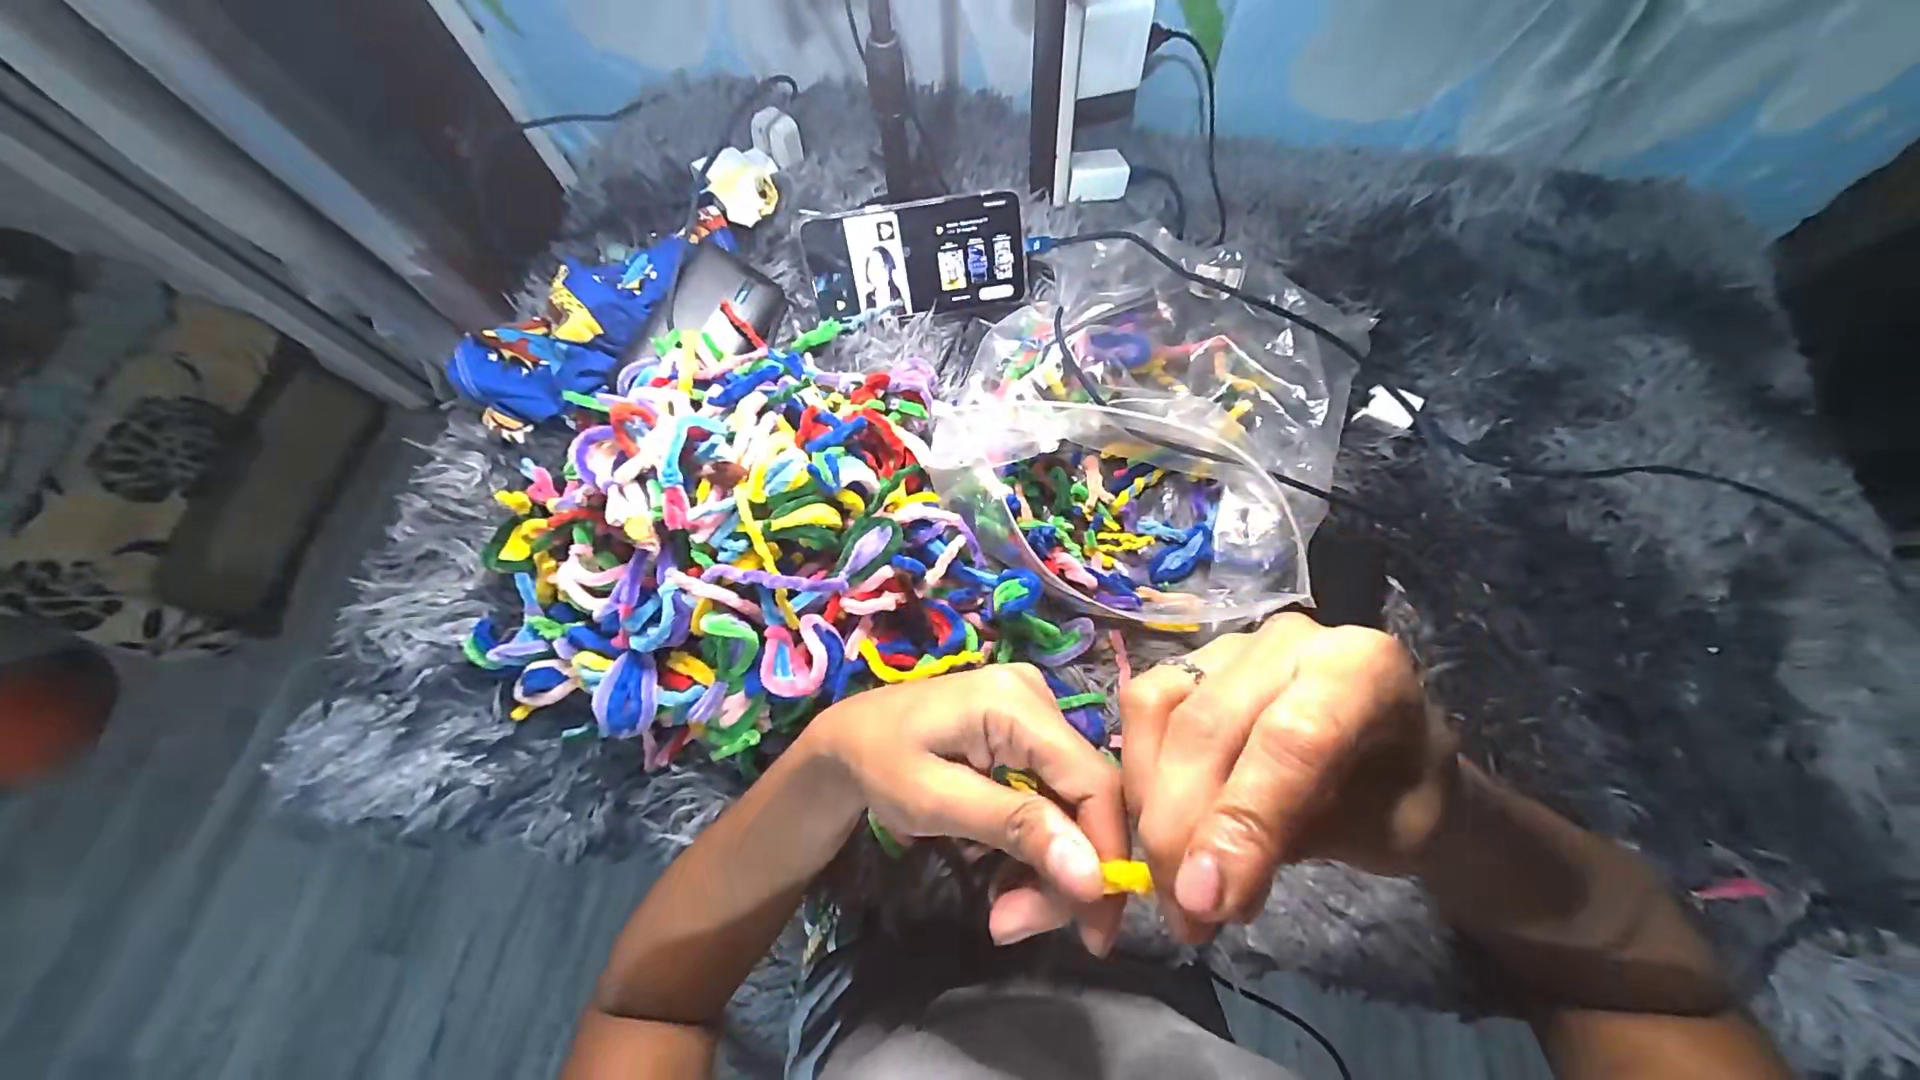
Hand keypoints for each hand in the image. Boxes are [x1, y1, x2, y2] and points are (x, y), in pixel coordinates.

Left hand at [800, 663, 1128, 954]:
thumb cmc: (878, 763)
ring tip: (1003, 912)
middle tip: (1013, 923)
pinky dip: (1036, 844)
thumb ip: (1013, 828)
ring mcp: (1034, 711)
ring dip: (1047, 867)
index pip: (1093, 781)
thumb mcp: (935, 801)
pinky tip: (1006, 876)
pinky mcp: (1027, 731)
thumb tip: (1092, 876)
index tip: (1092, 931)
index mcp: (1016, 701)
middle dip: (1063, 871)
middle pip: (1086, 796)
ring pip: (1073, 803)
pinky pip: (1053, 795)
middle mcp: (1038, 696)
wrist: (849, 738)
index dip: (1105, 855)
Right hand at [1121, 613, 1457, 941]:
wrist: (1391, 759)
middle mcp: (1287, 638)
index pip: (1289, 740)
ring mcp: (1230, 643)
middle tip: (1182, 910)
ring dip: (1149, 800)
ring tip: (1168, 874)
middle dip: (1180, 825)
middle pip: (1207, 727)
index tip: (1205, 900)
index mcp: (1360, 666)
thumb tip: (1201, 893)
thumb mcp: (1379, 836)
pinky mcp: (1191, 658)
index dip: (1241, 819)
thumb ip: (1290, 846)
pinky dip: (1139, 769)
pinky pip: (1142, 704)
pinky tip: (1159, 817)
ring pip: (1159, 709)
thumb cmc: (1399, 799)